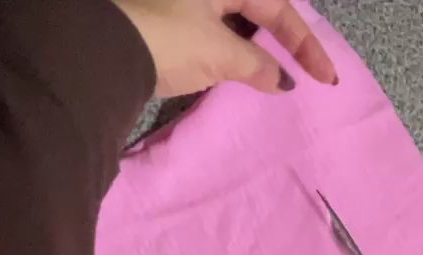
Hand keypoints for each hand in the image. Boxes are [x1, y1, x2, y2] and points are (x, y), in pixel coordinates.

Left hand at [110, 0, 338, 96]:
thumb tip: (281, 80)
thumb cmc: (164, 38)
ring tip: (272, 74)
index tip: (327, 79)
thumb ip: (256, 64)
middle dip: (281, 38)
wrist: (95, 46)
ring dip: (254, 45)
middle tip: (303, 69)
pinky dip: (229, 49)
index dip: (304, 44)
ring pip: (231, 16)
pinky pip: (210, 28)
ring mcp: (181, 2)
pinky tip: (237, 69)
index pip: (275, 6)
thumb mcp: (219, 52)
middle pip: (254, 6)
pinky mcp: (163, 18)